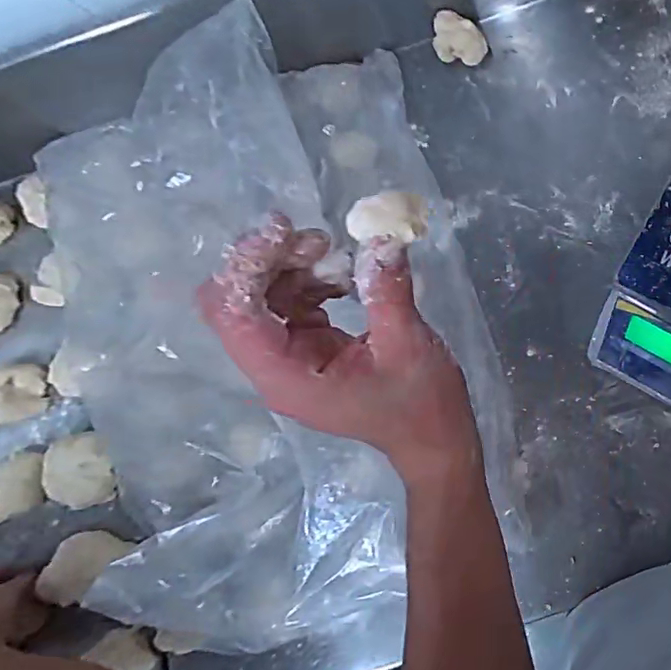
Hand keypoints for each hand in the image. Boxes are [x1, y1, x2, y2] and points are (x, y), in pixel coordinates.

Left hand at [198, 213, 479, 470]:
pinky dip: (314, 285)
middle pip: (240, 302)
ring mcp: (291, 360)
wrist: (436, 440)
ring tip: (337, 253)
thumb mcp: (409, 344)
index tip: (285, 229)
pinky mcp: (311, 353)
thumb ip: (388, 291)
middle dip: (271, 262)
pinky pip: (295, 308)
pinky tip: (346, 278)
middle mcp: (275, 367)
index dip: (247, 265)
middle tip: (319, 238)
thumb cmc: (422, 403)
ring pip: (266, 300)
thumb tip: (382, 239)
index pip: (235, 313)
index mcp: (286, 375)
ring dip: (295, 269)